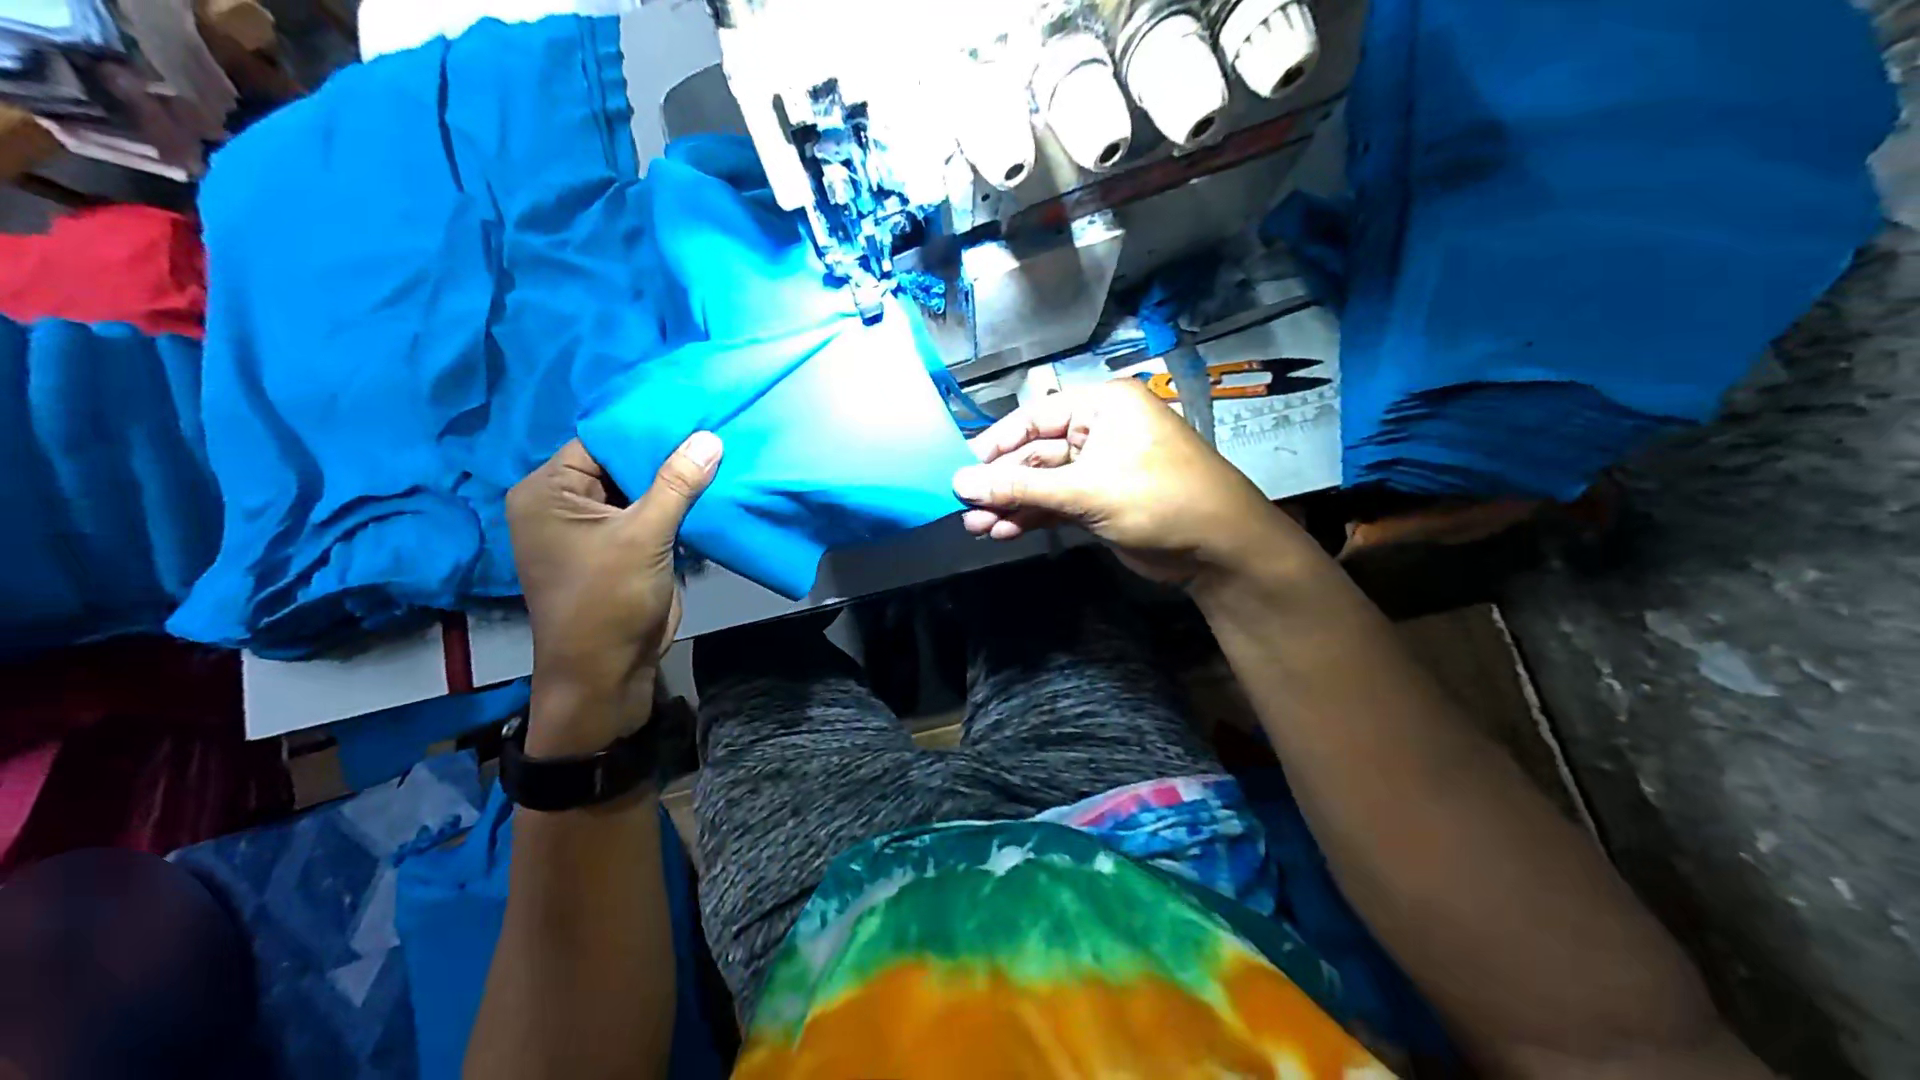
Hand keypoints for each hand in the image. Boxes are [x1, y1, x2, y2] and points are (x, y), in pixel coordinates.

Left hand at [506, 434, 720, 753]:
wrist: (607, 673)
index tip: (692, 412)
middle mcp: (564, 505)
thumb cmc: (608, 600)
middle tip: (713, 429)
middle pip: (621, 465)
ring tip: (720, 453)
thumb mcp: (644, 537)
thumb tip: (710, 438)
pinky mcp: (621, 549)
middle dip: (666, 455)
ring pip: (640, 491)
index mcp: (548, 493)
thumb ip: (676, 484)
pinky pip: (650, 515)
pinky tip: (712, 489)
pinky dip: (677, 507)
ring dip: (676, 482)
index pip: (600, 443)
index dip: (645, 429)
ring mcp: (593, 529)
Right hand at [950, 379, 1310, 588]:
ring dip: (1011, 505)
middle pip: (1035, 454)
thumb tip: (960, 483)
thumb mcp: (1087, 489)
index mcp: (1102, 406)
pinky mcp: (1100, 501)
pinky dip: (1032, 518)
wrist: (1219, 548)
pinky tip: (1004, 532)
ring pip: (1043, 483)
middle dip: (1001, 484)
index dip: (996, 444)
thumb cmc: (1159, 498)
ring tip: (976, 527)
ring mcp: (1099, 468)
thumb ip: (1021, 488)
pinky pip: (1056, 504)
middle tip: (964, 508)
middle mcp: (1098, 430)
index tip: (960, 469)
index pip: (1035, 417)